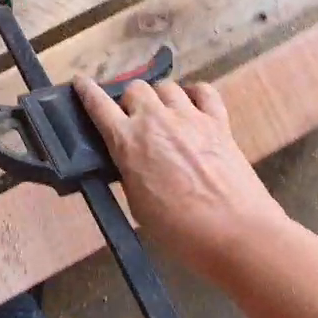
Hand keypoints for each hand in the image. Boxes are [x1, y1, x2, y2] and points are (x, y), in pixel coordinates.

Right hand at [75, 77, 287, 278]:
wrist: (238, 236)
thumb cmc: (181, 231)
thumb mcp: (137, 204)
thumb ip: (129, 171)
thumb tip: (131, 158)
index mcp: (127, 141)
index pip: (97, 104)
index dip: (86, 90)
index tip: (79, 82)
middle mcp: (154, 120)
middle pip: (135, 88)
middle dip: (130, 101)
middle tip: (134, 120)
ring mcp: (188, 117)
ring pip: (166, 86)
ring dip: (160, 97)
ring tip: (164, 114)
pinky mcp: (218, 122)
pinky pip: (204, 91)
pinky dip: (195, 94)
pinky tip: (193, 105)